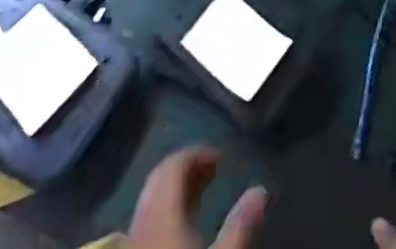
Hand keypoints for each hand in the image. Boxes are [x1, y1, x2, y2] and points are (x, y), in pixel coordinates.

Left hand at [127, 146, 267, 248]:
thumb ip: (242, 226)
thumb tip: (261, 190)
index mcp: (163, 215)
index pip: (173, 166)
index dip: (197, 155)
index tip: (224, 157)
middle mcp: (142, 222)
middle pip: (159, 179)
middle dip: (186, 168)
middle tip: (216, 169)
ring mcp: (134, 243)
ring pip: (151, 200)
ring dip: (176, 188)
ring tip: (205, 190)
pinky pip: (147, 219)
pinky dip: (168, 208)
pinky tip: (186, 225)